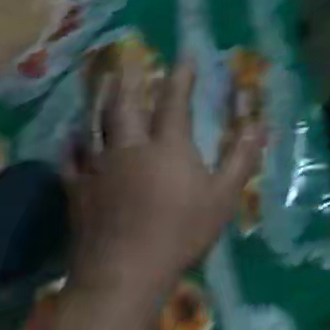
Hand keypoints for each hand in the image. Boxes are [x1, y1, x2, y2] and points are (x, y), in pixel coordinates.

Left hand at [68, 58, 262, 306]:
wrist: (123, 273)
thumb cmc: (181, 232)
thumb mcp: (224, 196)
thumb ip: (241, 158)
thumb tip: (258, 124)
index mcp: (168, 147)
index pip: (174, 102)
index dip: (181, 77)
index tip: (185, 56)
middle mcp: (130, 147)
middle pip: (125, 105)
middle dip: (129, 78)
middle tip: (127, 57)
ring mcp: (98, 167)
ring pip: (94, 124)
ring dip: (101, 99)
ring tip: (104, 82)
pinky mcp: (76, 189)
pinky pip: (70, 155)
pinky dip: (74, 139)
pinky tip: (74, 134)